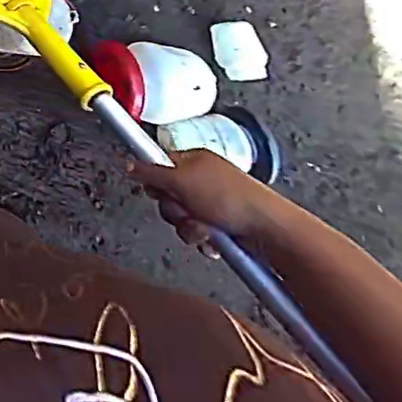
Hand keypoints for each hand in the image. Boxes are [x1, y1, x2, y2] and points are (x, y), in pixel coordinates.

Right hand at [127, 150, 282, 244]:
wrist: (271, 231)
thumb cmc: (232, 198)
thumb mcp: (181, 180)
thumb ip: (150, 172)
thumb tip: (129, 164)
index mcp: (194, 161)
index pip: (160, 165)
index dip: (155, 180)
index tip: (157, 190)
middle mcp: (203, 180)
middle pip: (169, 195)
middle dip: (174, 210)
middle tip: (186, 211)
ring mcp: (215, 204)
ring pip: (183, 218)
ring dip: (189, 228)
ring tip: (205, 230)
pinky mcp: (224, 227)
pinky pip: (200, 234)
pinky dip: (203, 240)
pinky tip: (214, 241)